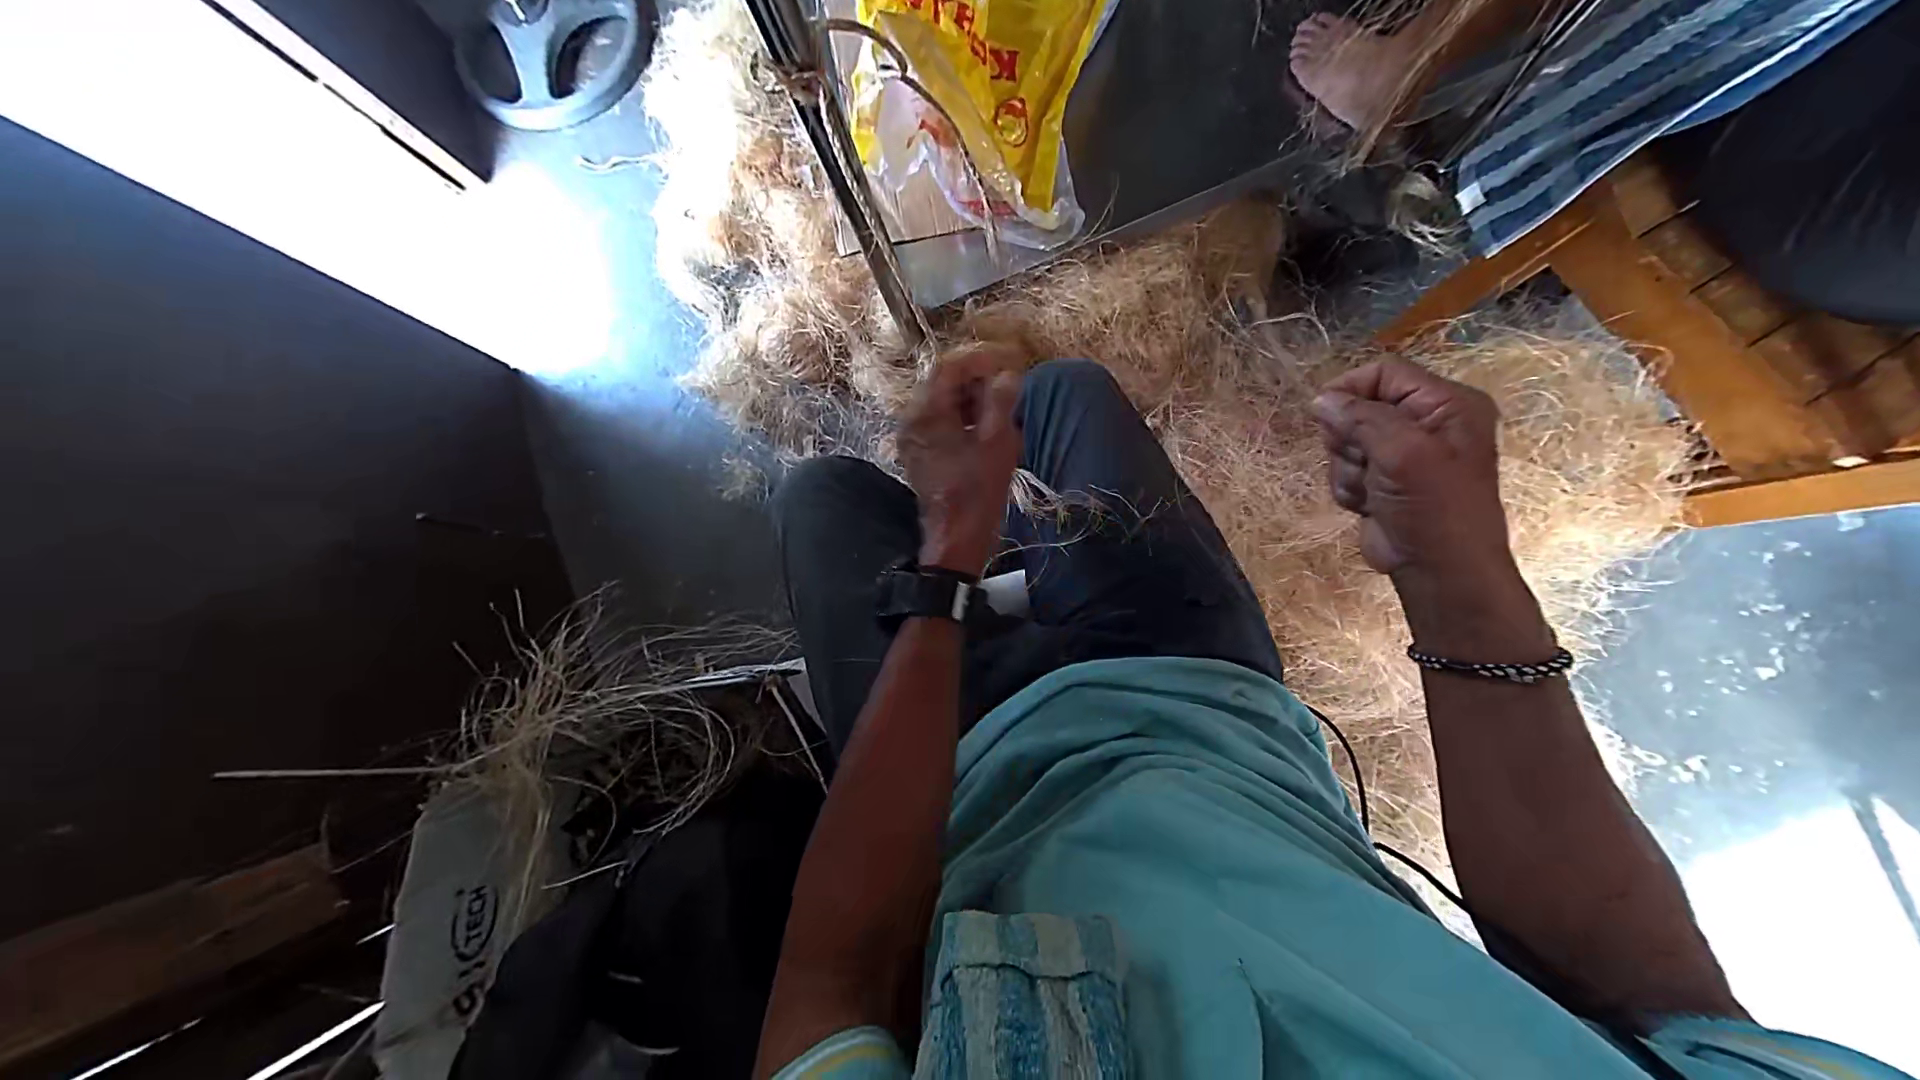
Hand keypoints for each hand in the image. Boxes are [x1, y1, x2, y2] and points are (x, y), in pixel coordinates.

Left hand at [901, 343, 1025, 575]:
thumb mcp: (997, 442)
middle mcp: (911, 421)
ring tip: (1000, 410)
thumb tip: (1007, 374)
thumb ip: (1001, 402)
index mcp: (926, 414)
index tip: (1007, 361)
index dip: (978, 359)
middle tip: (1006, 387)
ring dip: (970, 400)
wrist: (956, 536)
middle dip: (976, 380)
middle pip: (942, 384)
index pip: (948, 368)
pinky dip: (961, 418)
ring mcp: (912, 439)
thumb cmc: (977, 490)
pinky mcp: (919, 454)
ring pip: (941, 404)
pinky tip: (984, 429)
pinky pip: (938, 423)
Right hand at [1314, 358, 1549, 656]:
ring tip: (1371, 490)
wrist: (1438, 569)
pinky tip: (1368, 504)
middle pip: (1358, 408)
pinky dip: (1348, 487)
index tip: (1324, 414)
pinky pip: (1345, 469)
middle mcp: (1425, 423)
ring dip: (1347, 468)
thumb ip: (1361, 418)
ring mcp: (1402, 453)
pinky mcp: (1383, 479)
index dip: (1350, 389)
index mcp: (1446, 404)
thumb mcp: (1402, 453)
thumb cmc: (1434, 508)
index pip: (1384, 373)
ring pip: (1346, 442)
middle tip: (1365, 462)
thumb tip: (1321, 399)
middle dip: (1348, 439)